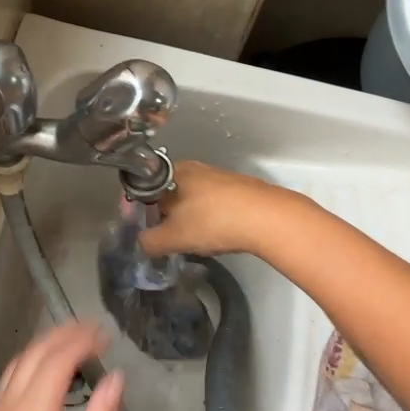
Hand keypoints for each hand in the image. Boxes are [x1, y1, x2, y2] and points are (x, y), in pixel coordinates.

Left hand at [0, 323, 122, 410]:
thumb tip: (115, 381)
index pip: (56, 362)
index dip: (81, 342)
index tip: (107, 334)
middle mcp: (8, 409)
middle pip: (33, 355)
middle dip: (63, 335)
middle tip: (95, 329)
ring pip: (18, 364)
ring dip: (45, 345)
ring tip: (76, 340)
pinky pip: (11, 380)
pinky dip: (32, 363)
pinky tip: (50, 370)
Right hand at [139, 160, 303, 257]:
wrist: (268, 219)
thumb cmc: (213, 222)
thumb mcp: (172, 238)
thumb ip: (150, 241)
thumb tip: (143, 242)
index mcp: (172, 172)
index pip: (144, 190)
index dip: (141, 212)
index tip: (147, 231)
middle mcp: (193, 167)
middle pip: (168, 195)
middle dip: (166, 217)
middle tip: (171, 239)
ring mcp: (218, 175)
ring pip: (191, 200)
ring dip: (189, 219)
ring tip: (197, 239)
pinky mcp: (238, 187)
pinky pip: (213, 203)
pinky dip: (210, 218)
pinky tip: (218, 233)